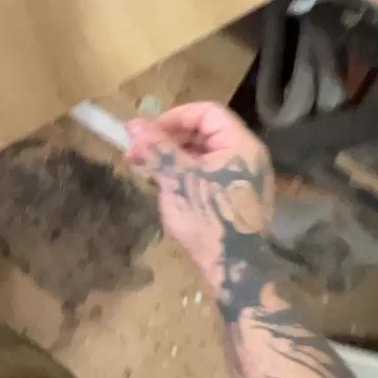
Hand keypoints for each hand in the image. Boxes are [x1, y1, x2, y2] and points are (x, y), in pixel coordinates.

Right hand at [124, 103, 273, 298]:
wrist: (232, 265)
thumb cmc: (208, 218)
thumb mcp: (177, 180)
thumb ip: (157, 149)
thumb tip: (132, 123)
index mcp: (239, 145)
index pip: (206, 112)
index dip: (173, 117)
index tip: (145, 134)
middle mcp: (244, 155)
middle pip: (202, 131)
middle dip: (166, 138)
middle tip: (135, 153)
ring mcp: (239, 176)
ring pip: (200, 152)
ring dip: (169, 155)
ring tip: (142, 169)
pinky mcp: (231, 194)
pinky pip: (203, 171)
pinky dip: (180, 171)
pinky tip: (160, 184)